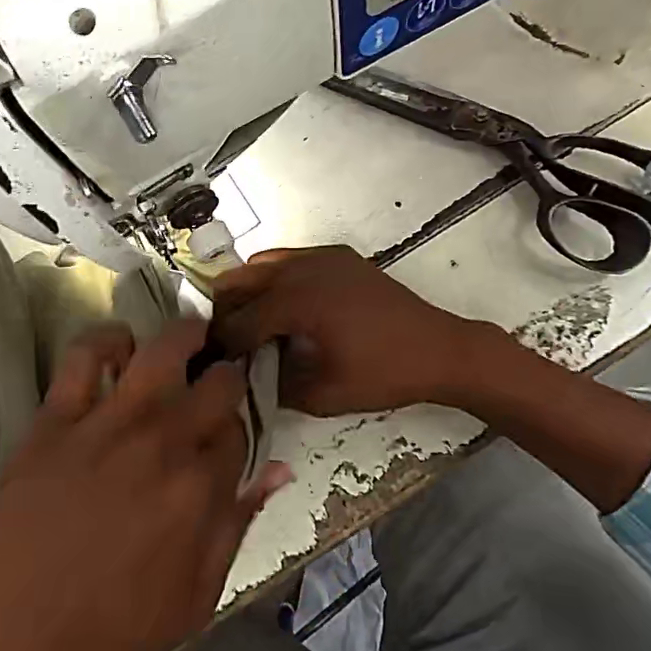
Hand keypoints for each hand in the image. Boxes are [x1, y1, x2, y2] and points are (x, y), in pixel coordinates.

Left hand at [0, 321, 290, 650]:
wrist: (8, 643)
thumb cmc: (110, 631)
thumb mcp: (196, 598)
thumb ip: (240, 525)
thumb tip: (279, 468)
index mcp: (201, 488)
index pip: (241, 429)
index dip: (240, 423)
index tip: (230, 427)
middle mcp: (164, 443)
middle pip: (216, 382)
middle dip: (227, 375)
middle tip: (218, 380)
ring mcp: (108, 424)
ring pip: (162, 351)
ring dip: (184, 335)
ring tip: (190, 336)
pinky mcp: (57, 419)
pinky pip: (85, 355)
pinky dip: (107, 339)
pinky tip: (119, 349)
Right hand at [212, 246, 523, 417]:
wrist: (438, 349)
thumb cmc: (384, 374)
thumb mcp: (323, 394)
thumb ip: (276, 386)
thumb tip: (246, 378)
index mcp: (298, 300)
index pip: (241, 319)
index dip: (222, 344)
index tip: (213, 363)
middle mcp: (304, 268)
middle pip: (241, 279)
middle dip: (226, 310)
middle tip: (226, 342)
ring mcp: (324, 257)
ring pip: (263, 263)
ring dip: (249, 290)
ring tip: (253, 324)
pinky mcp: (340, 256)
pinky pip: (291, 258)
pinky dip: (276, 278)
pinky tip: (287, 308)